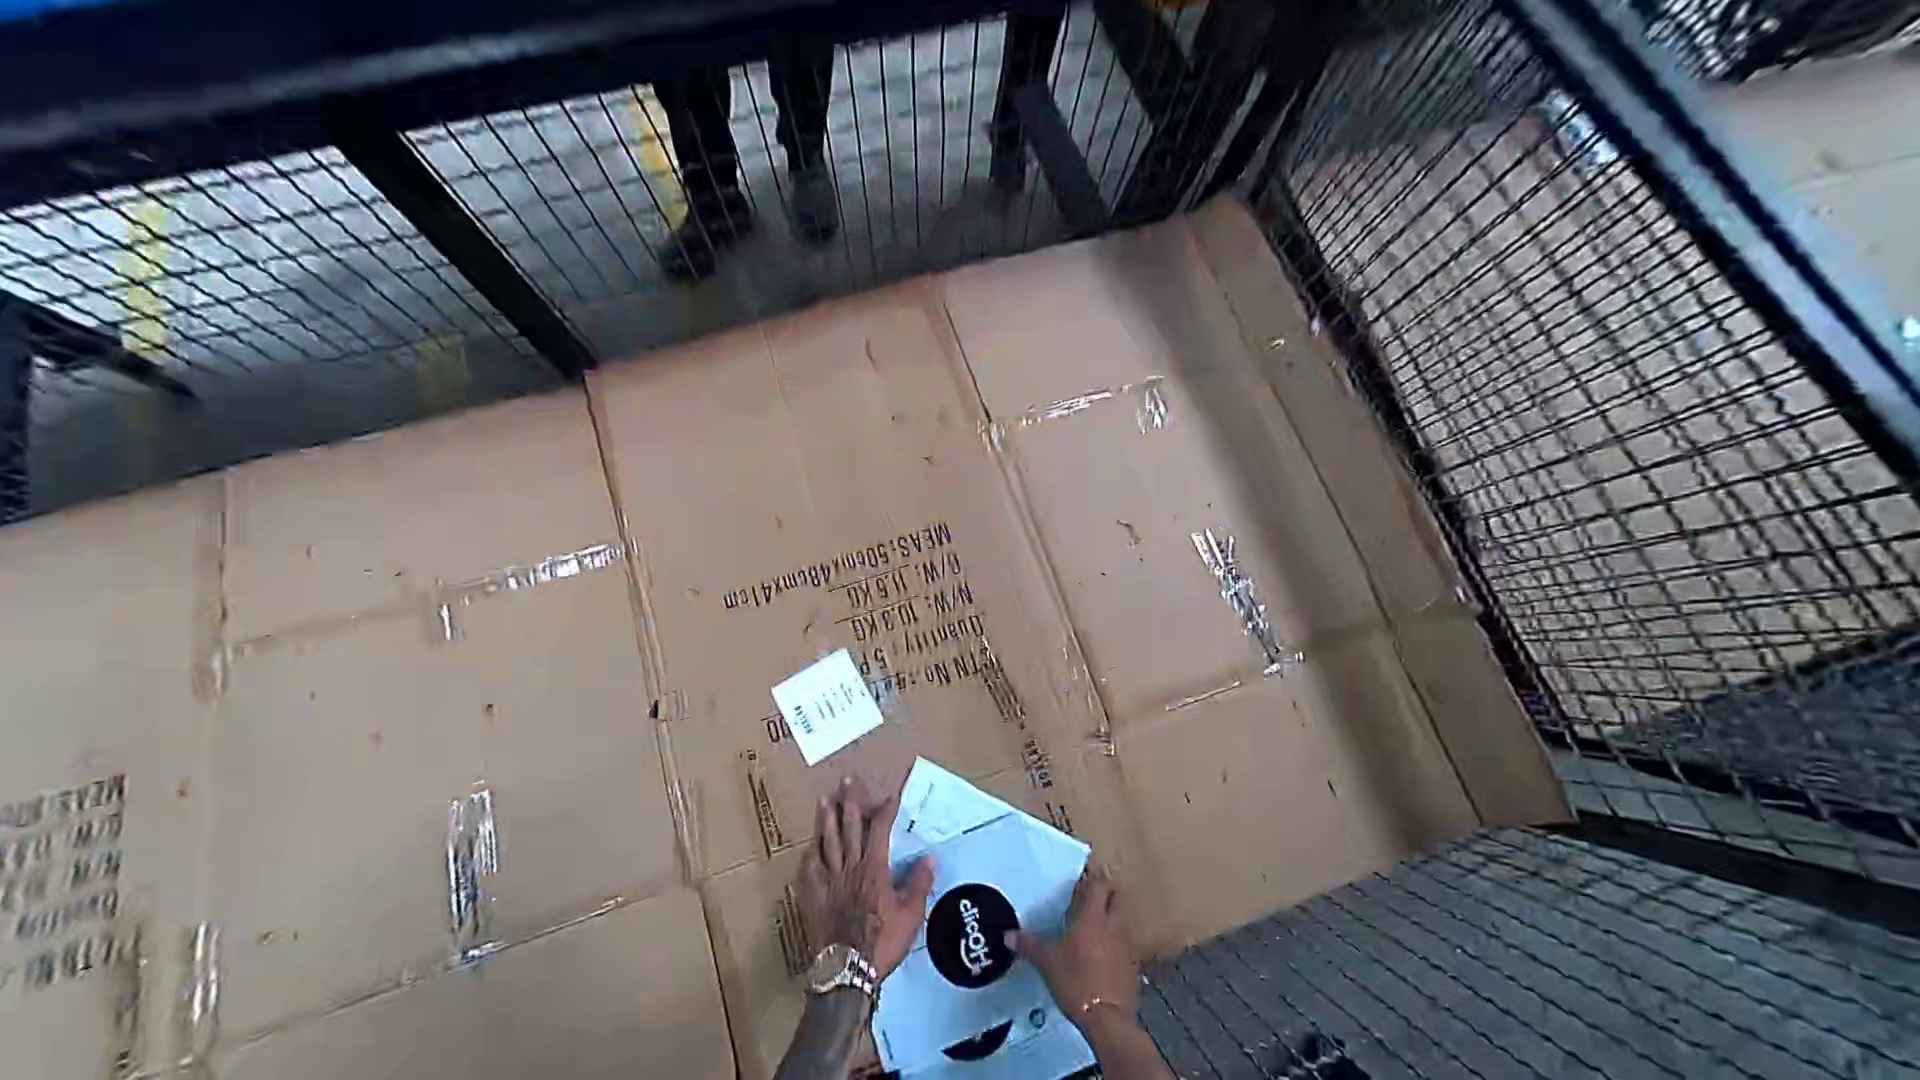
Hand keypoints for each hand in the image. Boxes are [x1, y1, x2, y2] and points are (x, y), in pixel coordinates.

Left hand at [795, 775, 935, 980]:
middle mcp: (850, 867)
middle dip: (851, 802)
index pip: (879, 829)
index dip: (884, 810)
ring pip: (827, 842)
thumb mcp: (911, 914)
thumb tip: (930, 858)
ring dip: (826, 819)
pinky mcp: (814, 896)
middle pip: (849, 826)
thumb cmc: (882, 941)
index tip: (890, 797)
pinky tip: (809, 846)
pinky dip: (810, 854)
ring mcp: (829, 880)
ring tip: (824, 800)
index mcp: (874, 868)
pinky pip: (809, 869)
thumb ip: (920, 883)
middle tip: (848, 781)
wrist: (847, 968)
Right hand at [1008, 870, 1138, 1033]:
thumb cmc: (1075, 981)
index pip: (1100, 886)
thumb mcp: (1047, 963)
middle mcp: (1113, 925)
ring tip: (1096, 927)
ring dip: (1113, 918)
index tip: (1083, 883)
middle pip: (1117, 897)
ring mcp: (1127, 945)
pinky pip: (1128, 944)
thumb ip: (1028, 945)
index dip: (1093, 881)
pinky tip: (1106, 955)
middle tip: (1091, 901)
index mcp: (1093, 917)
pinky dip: (1118, 944)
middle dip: (1107, 895)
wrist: (1107, 1019)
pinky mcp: (1134, 965)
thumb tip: (1007, 935)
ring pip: (1124, 920)